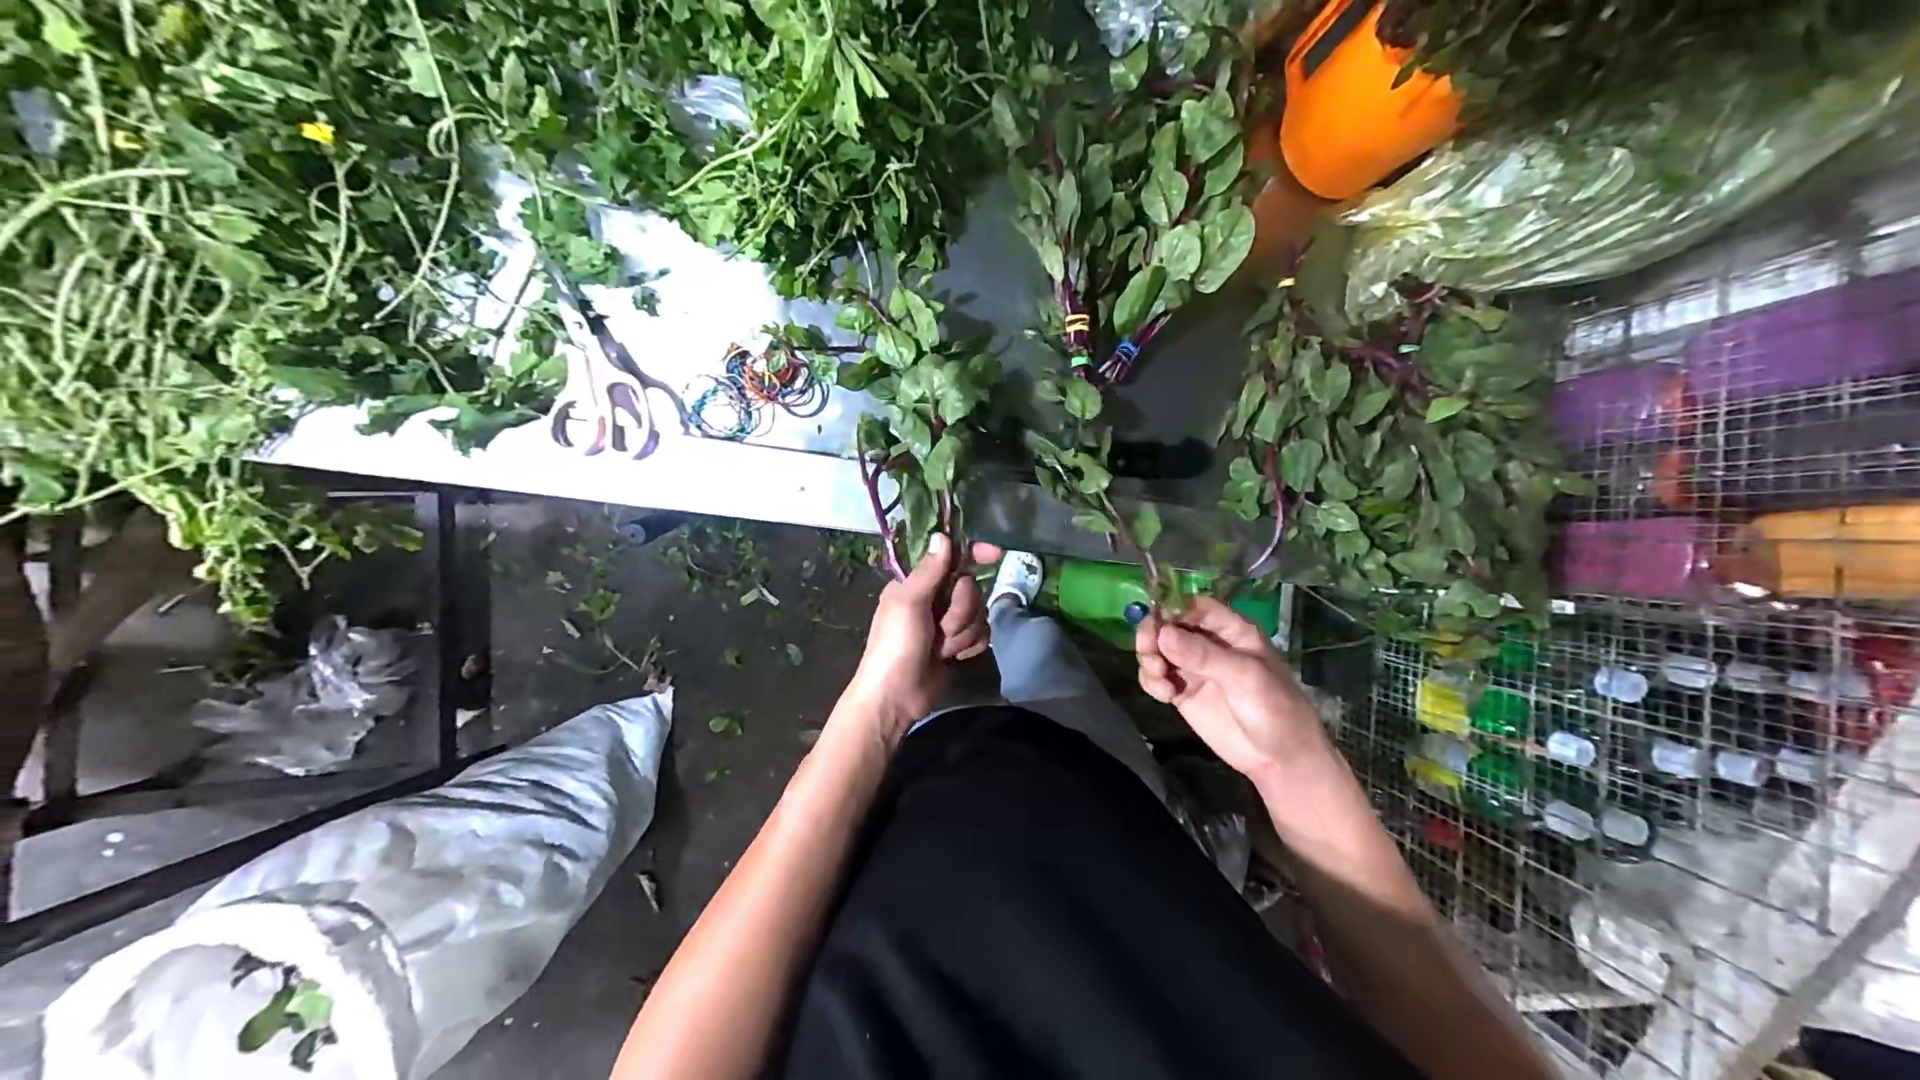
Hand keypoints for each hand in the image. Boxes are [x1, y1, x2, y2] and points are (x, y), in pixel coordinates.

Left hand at [840, 533, 1000, 740]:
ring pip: (978, 613)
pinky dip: (969, 647)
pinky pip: (981, 634)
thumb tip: (942, 535)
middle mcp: (933, 599)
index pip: (951, 558)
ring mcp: (946, 623)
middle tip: (940, 627)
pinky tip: (954, 658)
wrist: (896, 697)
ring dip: (962, 633)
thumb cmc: (895, 646)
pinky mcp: (957, 645)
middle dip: (960, 610)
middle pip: (970, 588)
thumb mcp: (908, 603)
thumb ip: (929, 571)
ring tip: (941, 649)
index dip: (973, 554)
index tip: (996, 554)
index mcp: (916, 584)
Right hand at [1136, 596, 1328, 785]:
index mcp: (1231, 629)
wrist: (1279, 758)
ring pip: (1157, 649)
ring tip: (1159, 679)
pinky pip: (1155, 676)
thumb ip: (1203, 655)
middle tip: (1150, 654)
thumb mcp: (1245, 676)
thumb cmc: (1274, 709)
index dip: (1171, 608)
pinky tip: (1164, 695)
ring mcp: (1193, 667)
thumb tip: (1162, 634)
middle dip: (1153, 634)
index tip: (1155, 623)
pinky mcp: (1182, 691)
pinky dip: (1151, 681)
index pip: (1194, 605)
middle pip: (1168, 624)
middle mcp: (1208, 643)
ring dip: (1149, 659)